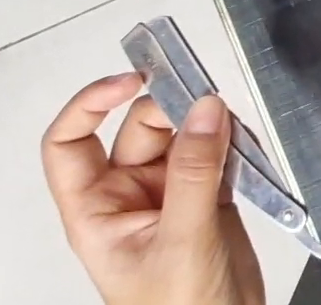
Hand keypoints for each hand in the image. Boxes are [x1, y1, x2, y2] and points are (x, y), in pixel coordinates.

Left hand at [43, 74, 264, 304]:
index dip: (90, 105)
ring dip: (212, 124)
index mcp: (98, 210)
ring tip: (239, 137)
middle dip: (175, 110)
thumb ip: (195, 172)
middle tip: (214, 108)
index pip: (70, 145)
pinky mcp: (210, 194)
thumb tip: (207, 104)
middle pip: (141, 127)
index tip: (134, 79)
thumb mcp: (181, 241)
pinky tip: (250, 149)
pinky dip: (235, 141)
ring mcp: (171, 192)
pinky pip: (217, 148)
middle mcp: (130, 194)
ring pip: (184, 132)